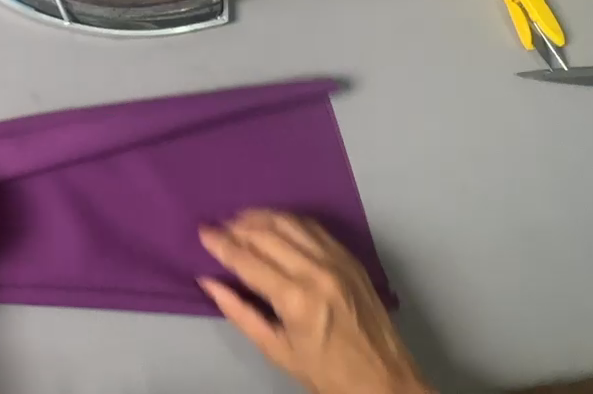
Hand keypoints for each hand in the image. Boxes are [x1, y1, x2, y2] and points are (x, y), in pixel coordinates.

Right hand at [199, 210, 428, 393]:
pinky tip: (273, 223)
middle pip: (264, 233)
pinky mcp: (350, 259)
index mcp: (295, 299)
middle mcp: (315, 272)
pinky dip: (286, 220)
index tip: (202, 231)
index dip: (220, 243)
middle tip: (217, 227)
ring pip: (287, 222)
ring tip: (239, 220)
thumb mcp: (278, 351)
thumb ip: (240, 312)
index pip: (246, 259)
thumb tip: (208, 281)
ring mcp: (336, 262)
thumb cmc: (330, 377)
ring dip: (258, 216)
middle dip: (235, 227)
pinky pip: (311, 227)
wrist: (391, 388)